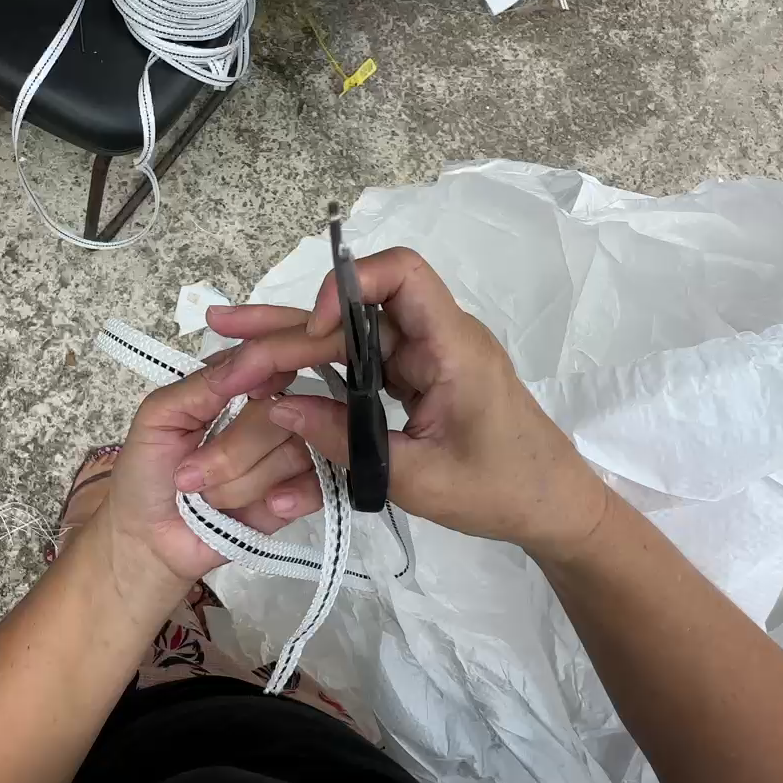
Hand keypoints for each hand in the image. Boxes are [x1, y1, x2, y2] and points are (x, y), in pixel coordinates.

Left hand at [92, 322, 325, 589]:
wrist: (149, 543)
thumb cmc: (146, 472)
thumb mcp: (159, 417)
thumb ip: (201, 385)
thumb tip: (249, 360)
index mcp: (235, 388)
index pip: (269, 363)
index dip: (266, 374)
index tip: (248, 394)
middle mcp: (267, 415)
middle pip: (283, 412)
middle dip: (232, 452)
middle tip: (188, 477)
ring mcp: (286, 455)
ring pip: (295, 451)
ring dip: (244, 483)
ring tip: (211, 502)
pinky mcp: (299, 495)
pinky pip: (318, 485)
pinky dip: (292, 496)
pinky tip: (267, 507)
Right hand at [201, 247, 611, 560]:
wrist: (555, 508)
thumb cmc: (504, 491)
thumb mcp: (418, 479)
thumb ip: (347, 442)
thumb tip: (278, 409)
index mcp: (452, 346)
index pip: (402, 274)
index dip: (348, 285)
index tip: (312, 327)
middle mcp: (433, 338)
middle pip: (353, 311)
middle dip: (289, 325)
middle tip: (227, 337)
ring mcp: (421, 357)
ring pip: (347, 334)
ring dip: (291, 341)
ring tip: (231, 343)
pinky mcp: (412, 377)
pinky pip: (356, 361)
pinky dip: (314, 367)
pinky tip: (273, 376)